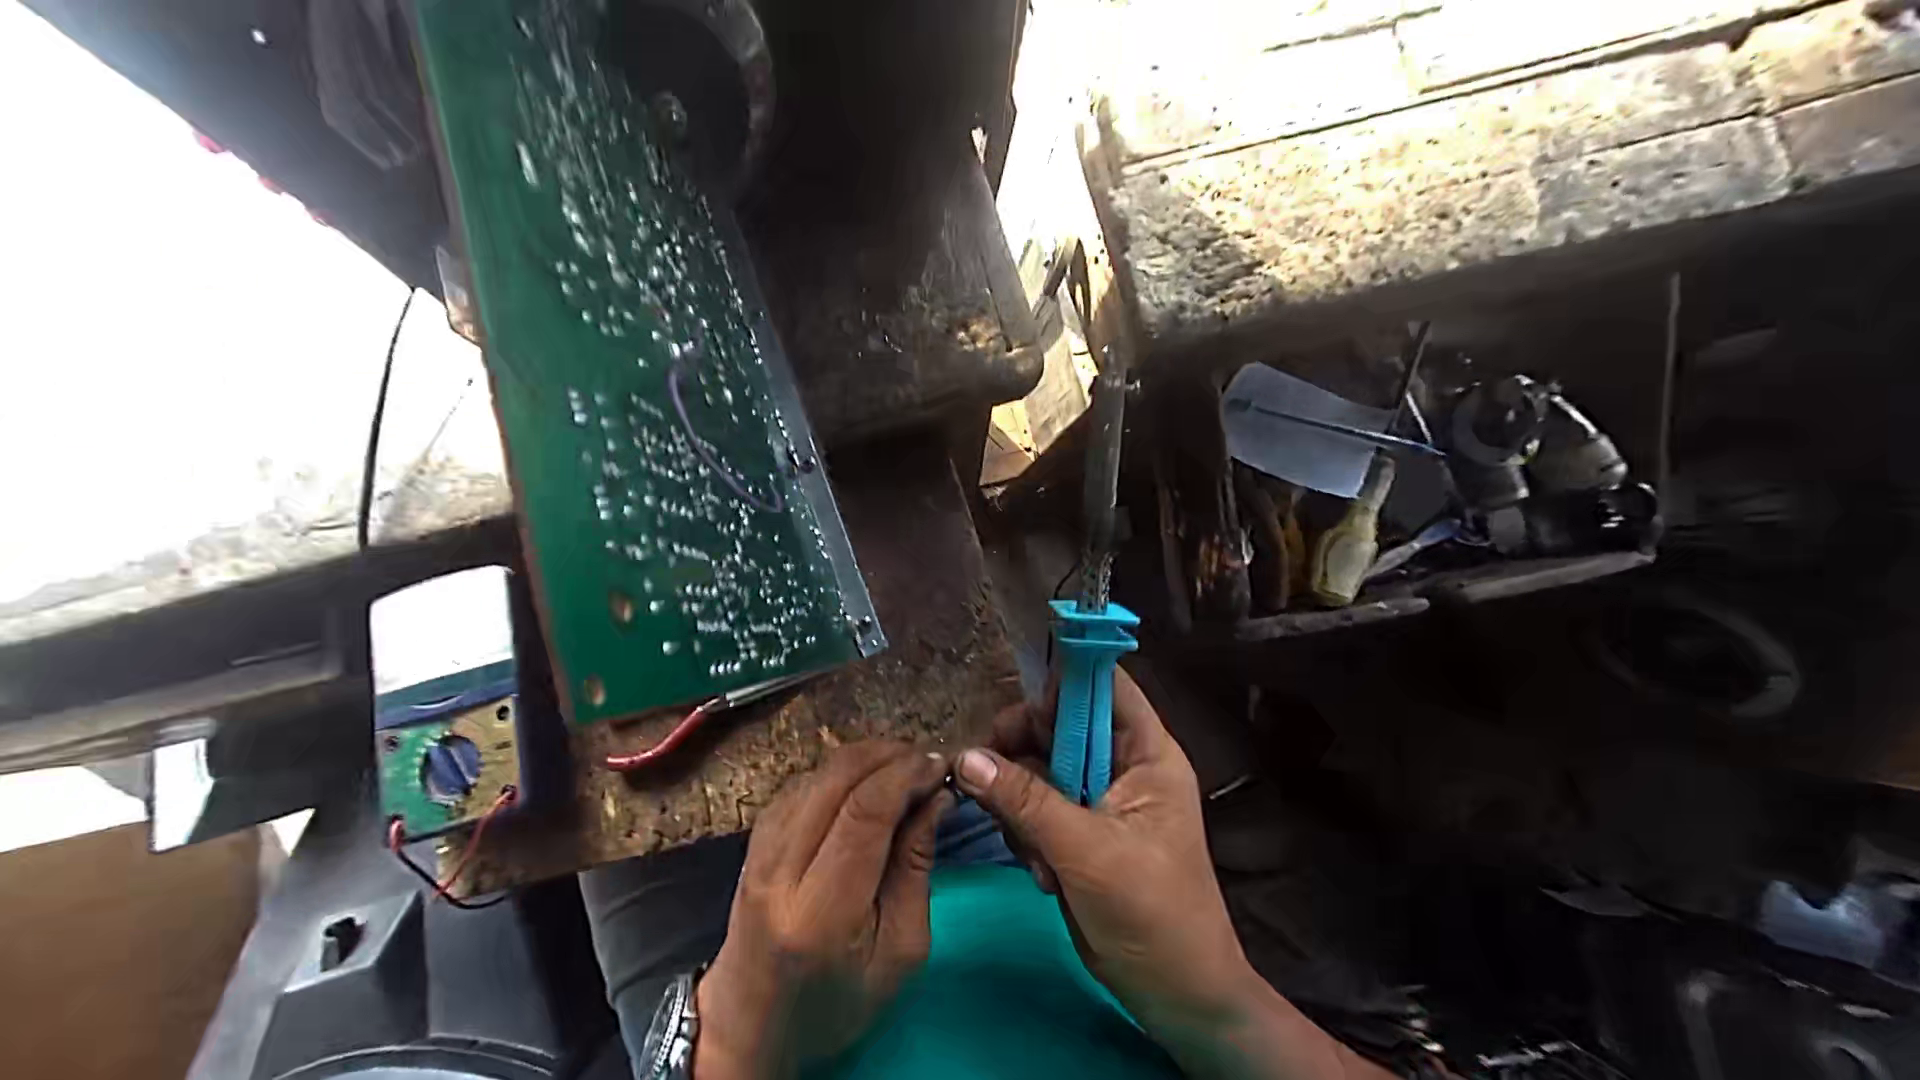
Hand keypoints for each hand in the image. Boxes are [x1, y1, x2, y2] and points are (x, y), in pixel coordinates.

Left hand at [695, 741, 949, 1079]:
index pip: (863, 812)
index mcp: (821, 912)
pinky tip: (864, 782)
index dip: (904, 775)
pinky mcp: (754, 840)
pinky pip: (801, 785)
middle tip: (926, 760)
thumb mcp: (901, 950)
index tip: (938, 766)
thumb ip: (916, 868)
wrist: (753, 1024)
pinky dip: (839, 772)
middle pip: (836, 779)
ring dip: (865, 758)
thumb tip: (936, 797)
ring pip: (817, 775)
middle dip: (888, 756)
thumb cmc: (838, 1000)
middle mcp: (780, 871)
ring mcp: (758, 851)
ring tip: (902, 768)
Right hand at [955, 669, 1386, 1079]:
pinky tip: (1039, 871)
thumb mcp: (1087, 851)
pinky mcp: (1079, 831)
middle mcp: (1122, 765)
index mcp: (1146, 753)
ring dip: (1021, 801)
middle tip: (987, 774)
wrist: (1177, 998)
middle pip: (1060, 724)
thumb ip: (1025, 800)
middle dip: (1023, 750)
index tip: (1018, 701)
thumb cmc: (1152, 914)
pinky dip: (1026, 830)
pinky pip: (1036, 806)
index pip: (1106, 687)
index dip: (1065, 679)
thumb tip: (965, 756)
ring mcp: (1099, 798)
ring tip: (1029, 848)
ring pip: (1040, 766)